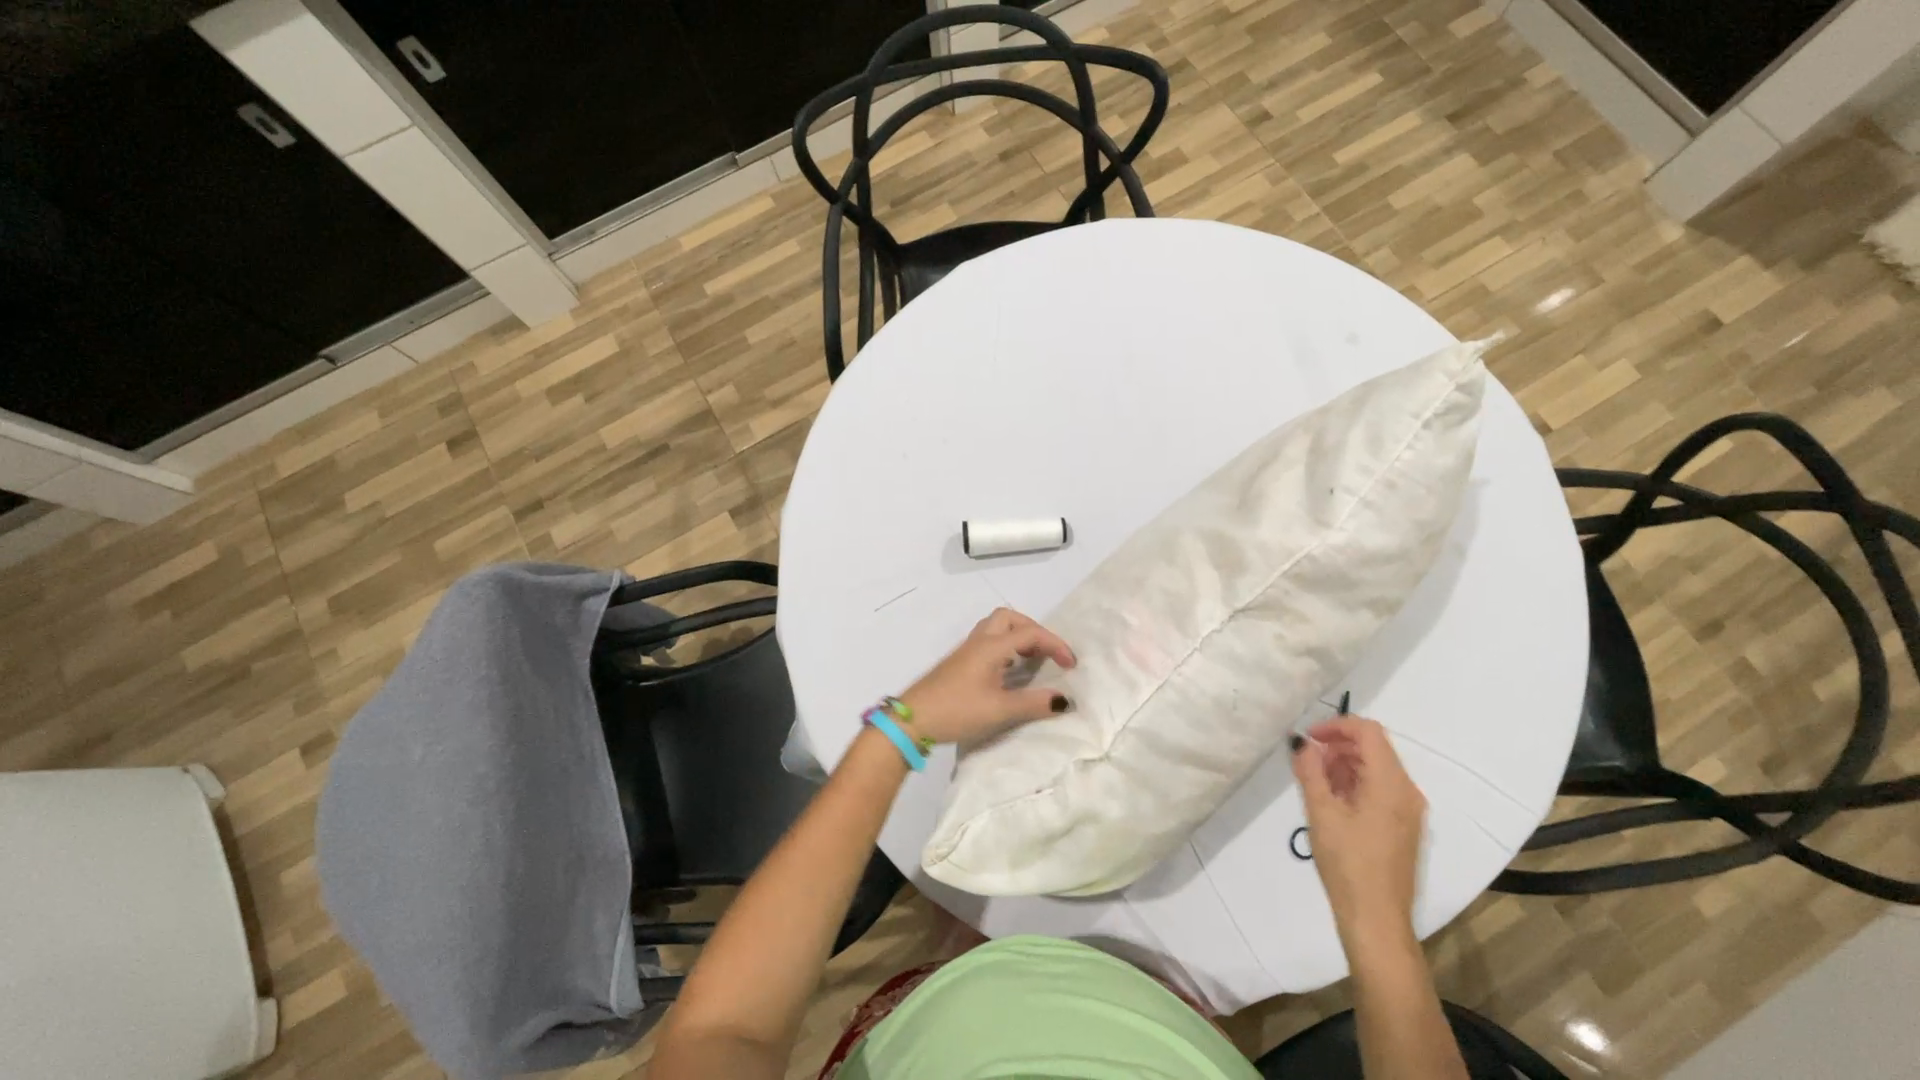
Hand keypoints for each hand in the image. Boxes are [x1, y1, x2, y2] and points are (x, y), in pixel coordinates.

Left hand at [897, 608, 1076, 744]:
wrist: (912, 719)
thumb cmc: (956, 710)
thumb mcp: (999, 710)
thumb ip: (1033, 703)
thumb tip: (1064, 700)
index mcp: (991, 646)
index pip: (1030, 633)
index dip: (1055, 644)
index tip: (1071, 665)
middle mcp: (979, 641)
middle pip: (1009, 618)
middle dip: (1033, 630)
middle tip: (1048, 653)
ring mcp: (966, 651)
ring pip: (996, 628)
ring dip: (1018, 637)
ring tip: (1033, 660)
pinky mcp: (959, 663)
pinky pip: (988, 642)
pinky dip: (1006, 647)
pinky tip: (1010, 671)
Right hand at [1291, 715, 1426, 942]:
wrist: (1376, 918)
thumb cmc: (1348, 864)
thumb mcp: (1321, 814)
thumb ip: (1311, 772)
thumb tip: (1303, 744)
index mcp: (1391, 783)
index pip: (1368, 732)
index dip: (1336, 726)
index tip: (1307, 738)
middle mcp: (1407, 791)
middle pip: (1374, 748)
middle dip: (1338, 747)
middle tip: (1306, 762)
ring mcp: (1409, 811)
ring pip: (1377, 769)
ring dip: (1345, 766)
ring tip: (1315, 783)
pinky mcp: (1403, 827)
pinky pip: (1381, 790)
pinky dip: (1356, 785)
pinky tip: (1332, 803)